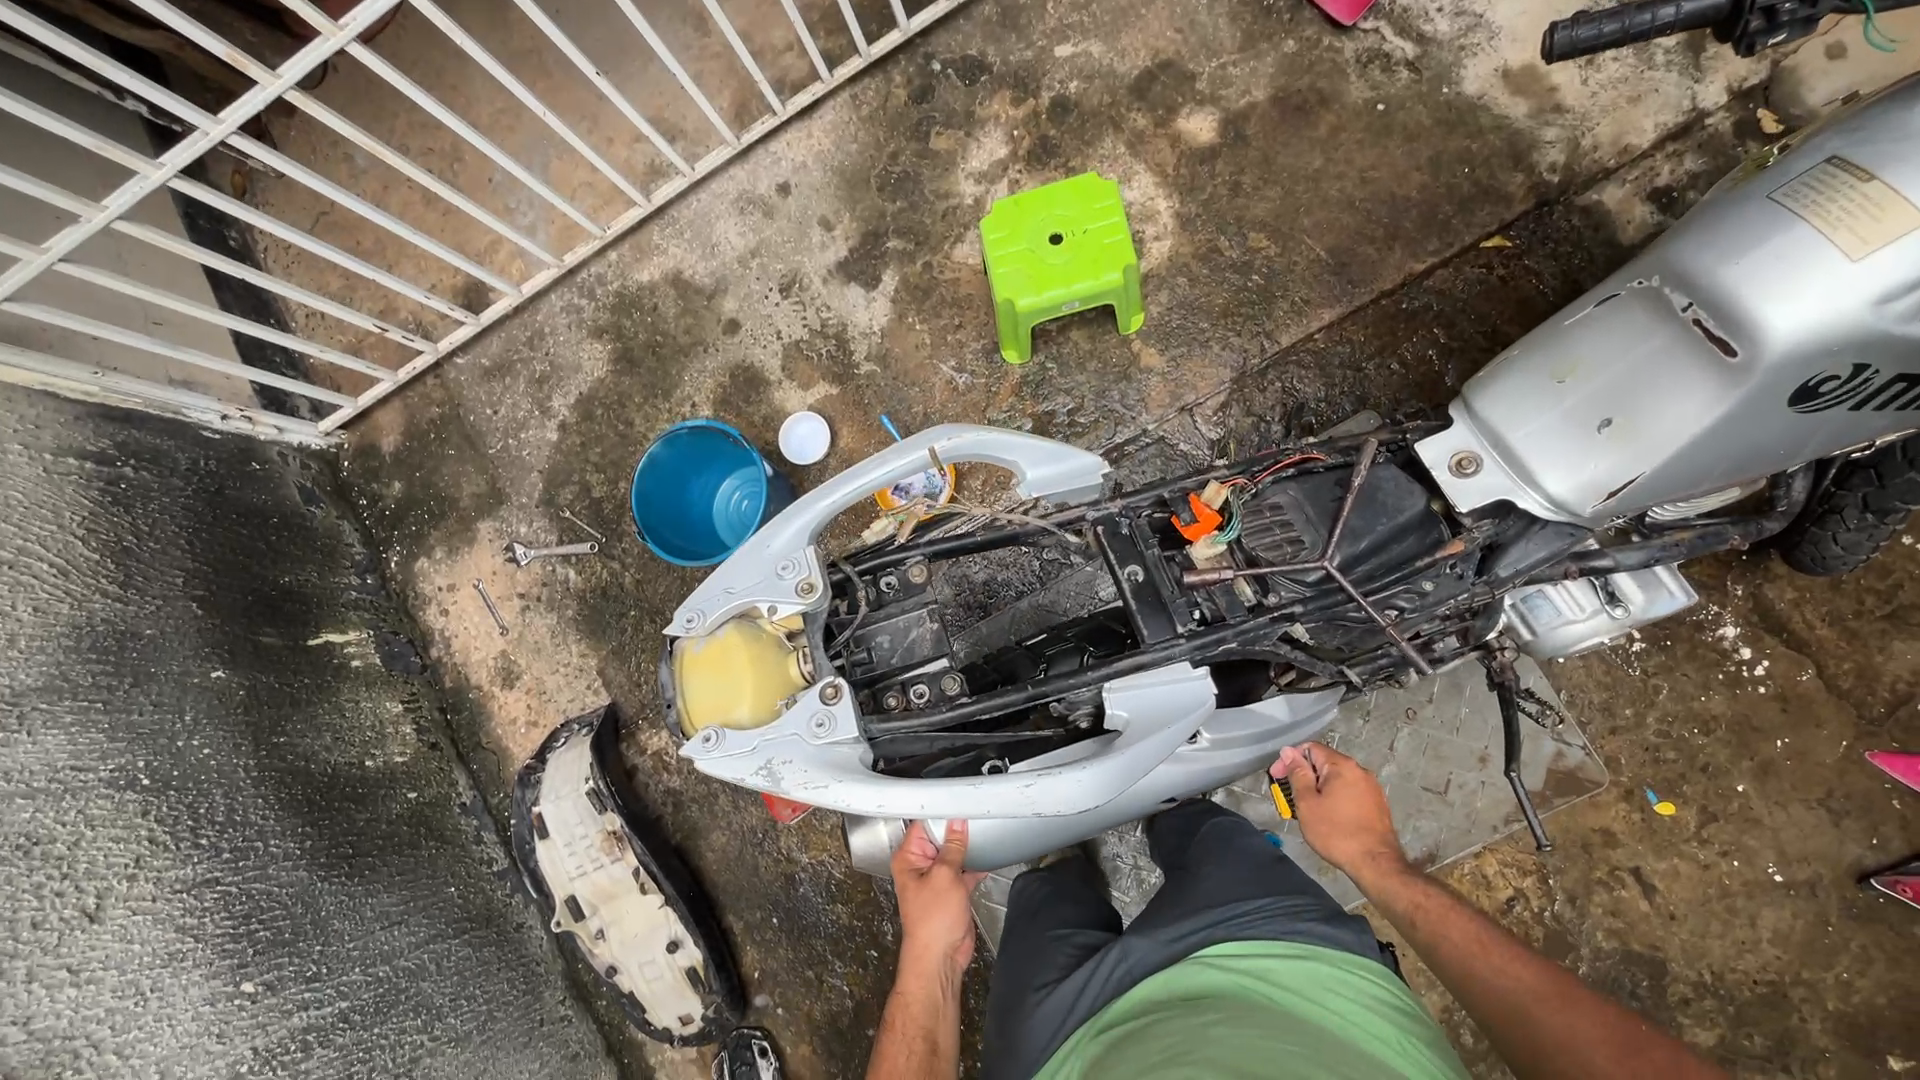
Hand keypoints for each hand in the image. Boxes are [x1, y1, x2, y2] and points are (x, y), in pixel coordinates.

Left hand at [890, 819, 986, 979]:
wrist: (941, 958)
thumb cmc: (931, 923)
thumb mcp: (945, 875)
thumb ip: (953, 847)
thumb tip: (957, 824)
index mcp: (908, 858)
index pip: (922, 825)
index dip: (940, 815)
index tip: (958, 804)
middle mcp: (920, 867)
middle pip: (939, 838)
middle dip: (956, 831)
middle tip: (974, 817)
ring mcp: (936, 879)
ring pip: (953, 854)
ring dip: (966, 849)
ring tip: (983, 833)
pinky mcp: (951, 891)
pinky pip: (963, 870)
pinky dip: (974, 866)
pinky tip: (987, 859)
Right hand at [1272, 742, 1409, 880]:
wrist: (1376, 864)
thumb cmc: (1336, 832)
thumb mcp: (1307, 802)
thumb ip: (1297, 774)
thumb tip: (1288, 752)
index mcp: (1342, 765)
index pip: (1309, 748)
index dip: (1289, 759)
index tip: (1278, 778)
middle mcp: (1360, 770)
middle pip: (1324, 763)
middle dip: (1303, 776)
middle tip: (1290, 797)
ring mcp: (1371, 787)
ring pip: (1336, 779)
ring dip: (1318, 788)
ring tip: (1308, 810)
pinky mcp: (1377, 804)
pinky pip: (1349, 791)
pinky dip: (1334, 797)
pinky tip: (1328, 817)